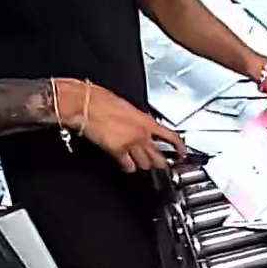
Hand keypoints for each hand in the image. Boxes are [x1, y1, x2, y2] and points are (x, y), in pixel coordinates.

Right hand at [65, 78, 185, 171]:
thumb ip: (138, 120)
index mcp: (146, 121)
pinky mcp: (118, 152)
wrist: (84, 103)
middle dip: (159, 162)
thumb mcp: (127, 107)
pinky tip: (126, 164)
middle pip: (158, 157)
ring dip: (143, 165)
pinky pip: (128, 166)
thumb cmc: (100, 100)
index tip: (182, 153)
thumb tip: (142, 125)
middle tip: (159, 164)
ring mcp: (131, 144)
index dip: (179, 148)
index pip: (171, 137)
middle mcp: (142, 134)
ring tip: (140, 162)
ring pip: (145, 164)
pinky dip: (128, 167)